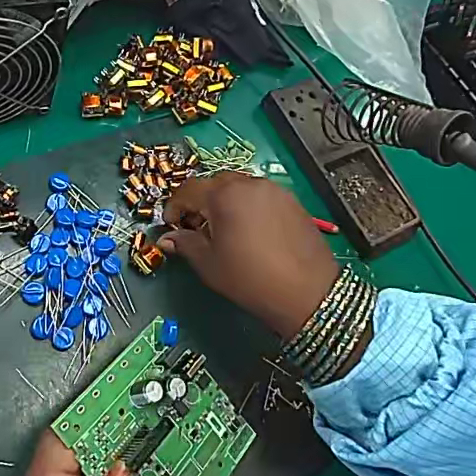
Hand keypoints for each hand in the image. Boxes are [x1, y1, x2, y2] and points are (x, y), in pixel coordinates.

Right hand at [158, 172, 338, 340]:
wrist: (307, 291)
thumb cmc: (250, 278)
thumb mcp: (209, 264)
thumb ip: (186, 244)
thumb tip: (168, 239)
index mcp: (223, 195)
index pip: (188, 190)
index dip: (174, 207)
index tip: (171, 225)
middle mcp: (248, 184)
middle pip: (214, 183)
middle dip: (200, 202)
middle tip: (195, 227)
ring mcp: (273, 190)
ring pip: (239, 187)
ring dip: (224, 202)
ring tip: (223, 230)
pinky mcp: (291, 201)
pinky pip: (259, 196)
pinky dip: (246, 206)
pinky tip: (249, 231)